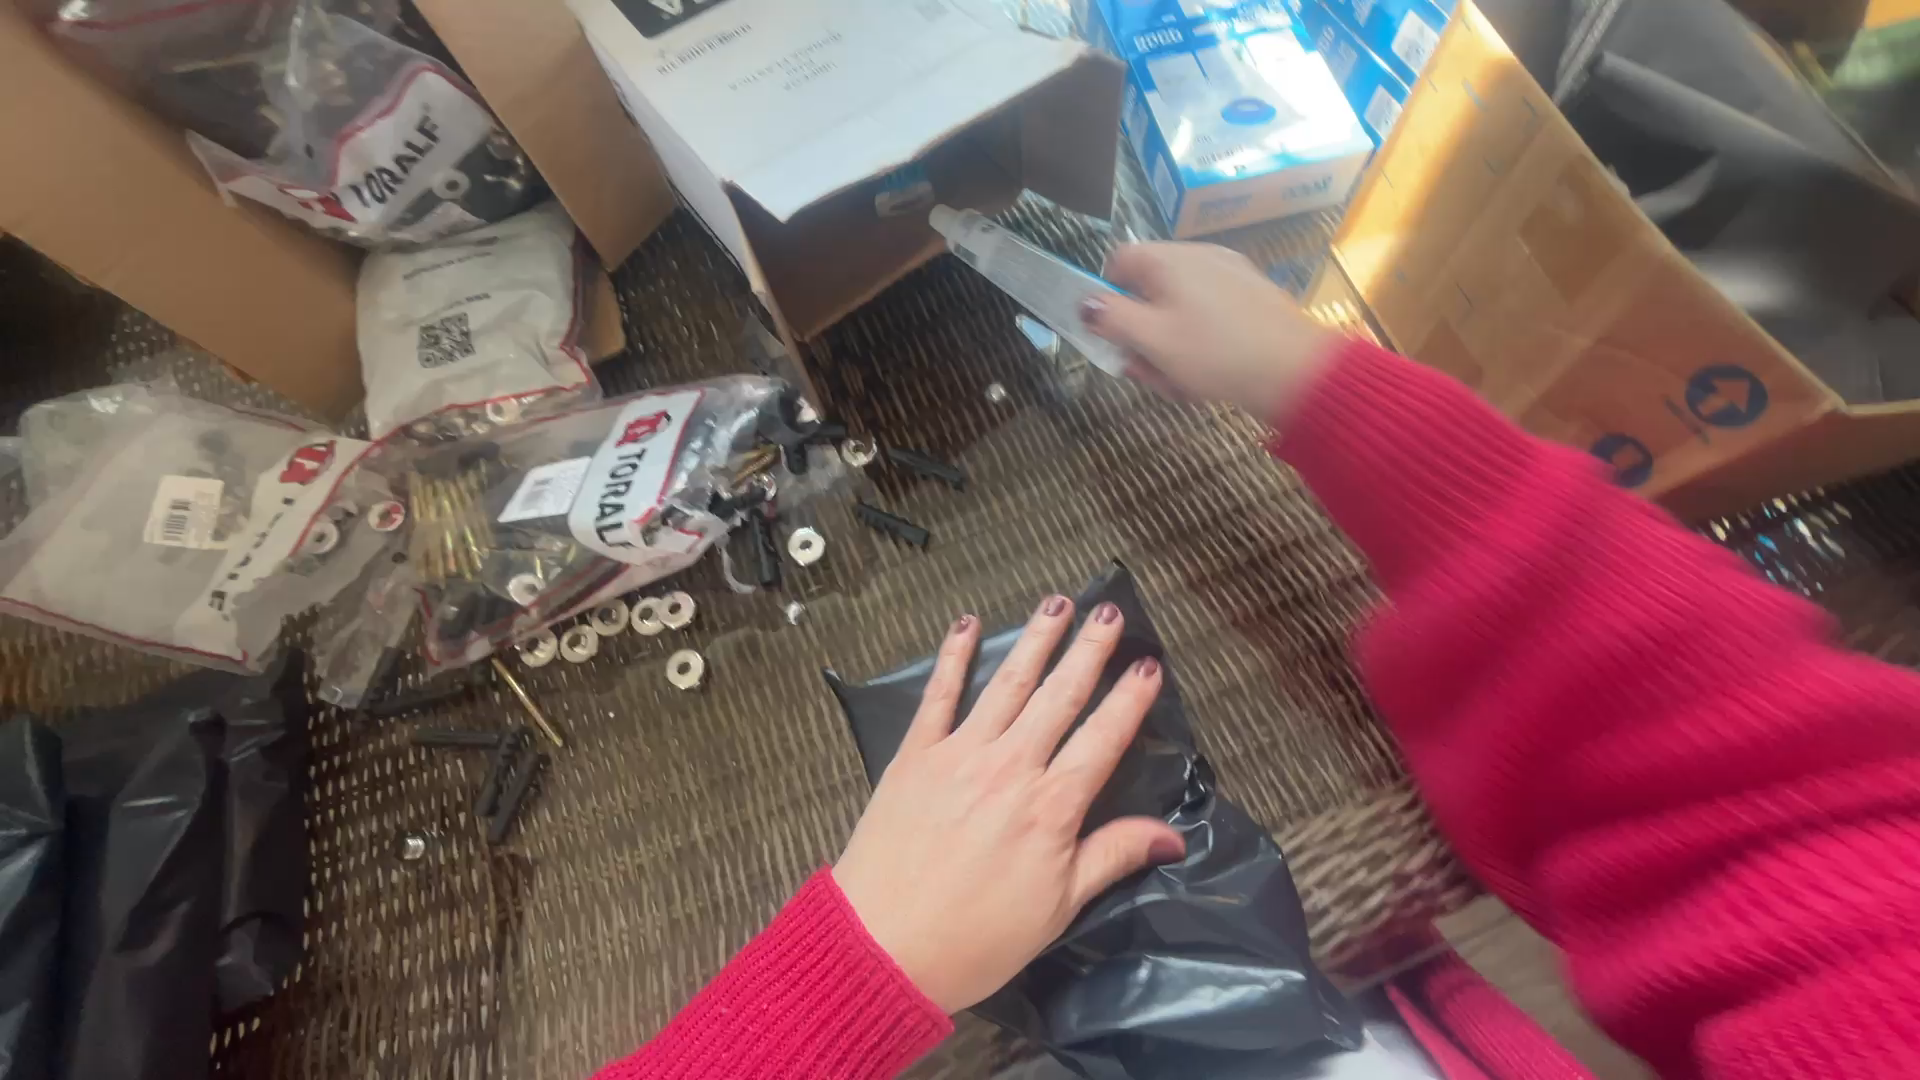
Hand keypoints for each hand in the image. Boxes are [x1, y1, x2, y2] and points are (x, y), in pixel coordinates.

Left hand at [832, 597, 1183, 1013]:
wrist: (881, 946)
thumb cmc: (977, 937)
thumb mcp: (1058, 908)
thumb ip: (1112, 857)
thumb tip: (1172, 834)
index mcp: (1051, 806)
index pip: (1103, 739)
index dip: (1130, 698)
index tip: (1149, 664)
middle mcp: (1010, 766)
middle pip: (1059, 697)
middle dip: (1089, 651)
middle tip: (1109, 612)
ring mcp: (960, 752)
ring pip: (1007, 684)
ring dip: (1035, 640)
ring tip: (1057, 602)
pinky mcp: (917, 752)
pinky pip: (939, 694)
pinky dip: (953, 656)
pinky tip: (967, 624)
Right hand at [1080, 242, 1342, 421]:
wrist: (1293, 369)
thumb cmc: (1214, 353)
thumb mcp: (1151, 340)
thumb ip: (1111, 318)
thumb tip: (1084, 303)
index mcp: (1168, 261)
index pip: (1118, 262)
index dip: (1106, 297)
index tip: (1111, 334)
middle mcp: (1197, 256)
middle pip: (1146, 288)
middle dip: (1138, 331)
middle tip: (1146, 368)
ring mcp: (1227, 274)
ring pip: (1175, 307)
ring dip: (1166, 343)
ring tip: (1179, 379)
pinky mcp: (1248, 297)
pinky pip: (1205, 315)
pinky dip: (1196, 341)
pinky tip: (1206, 371)